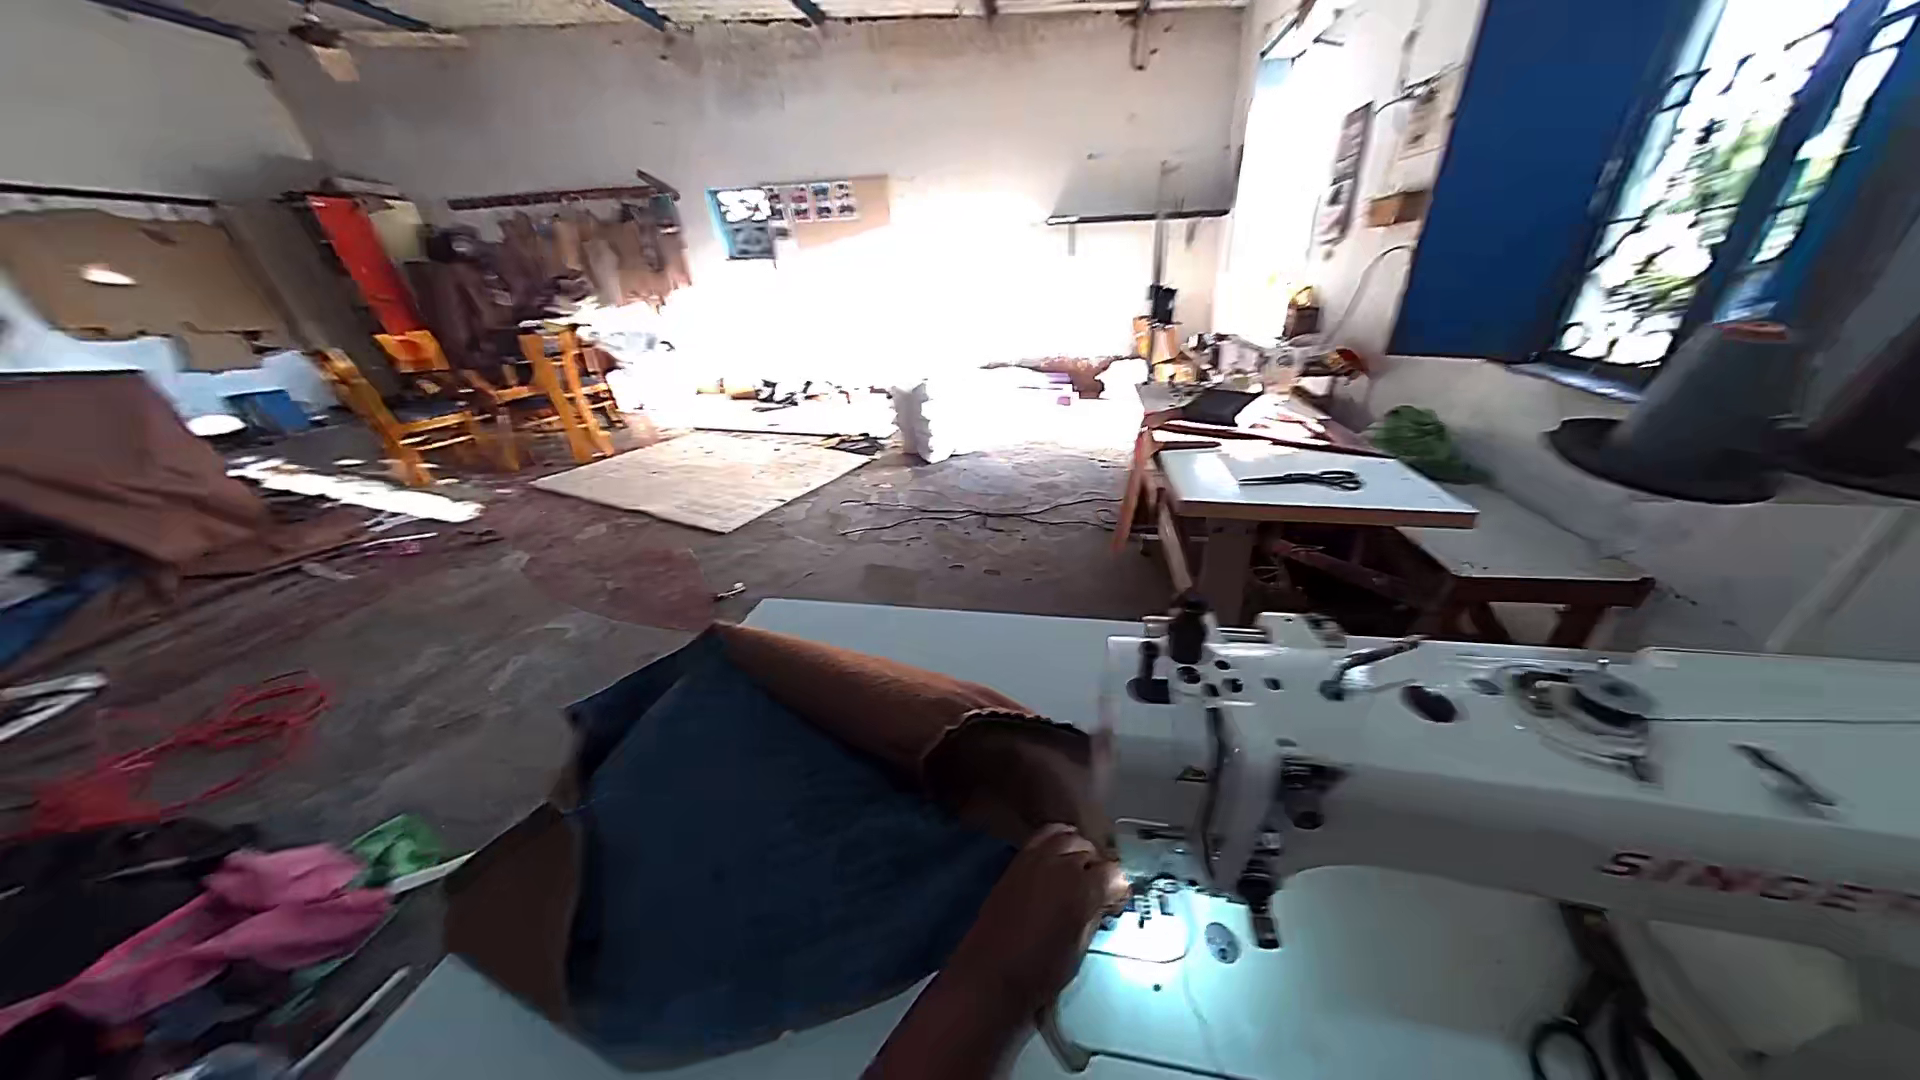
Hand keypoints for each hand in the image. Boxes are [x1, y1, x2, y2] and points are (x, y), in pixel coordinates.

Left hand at [944, 824, 1128, 1012]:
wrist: (991, 971)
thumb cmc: (1040, 970)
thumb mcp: (1079, 947)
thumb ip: (1095, 914)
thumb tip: (1104, 901)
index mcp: (1080, 889)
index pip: (1114, 872)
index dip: (1118, 888)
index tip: (1116, 901)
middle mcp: (1060, 863)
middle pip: (1091, 849)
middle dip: (1099, 867)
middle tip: (1098, 890)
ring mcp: (1036, 856)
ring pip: (1068, 835)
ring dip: (1078, 850)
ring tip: (1078, 871)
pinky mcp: (1018, 857)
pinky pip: (1044, 835)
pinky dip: (1057, 841)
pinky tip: (1058, 860)